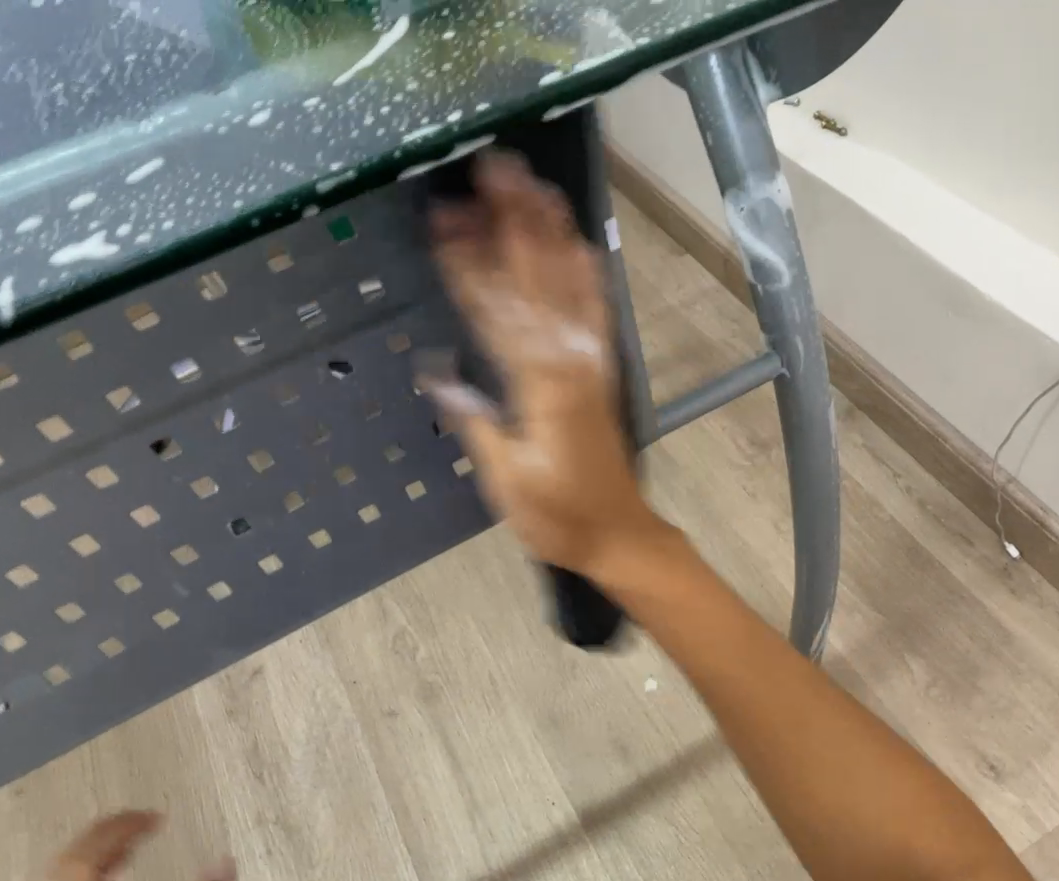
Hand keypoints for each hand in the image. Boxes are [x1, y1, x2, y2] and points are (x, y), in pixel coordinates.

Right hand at [425, 150, 667, 579]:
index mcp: (540, 387)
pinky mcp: (603, 372)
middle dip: (513, 221)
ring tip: (532, 184)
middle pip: (539, 280)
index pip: (496, 311)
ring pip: (571, 286)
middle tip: (492, 168)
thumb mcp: (507, 481)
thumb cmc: (556, 517)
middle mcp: (570, 362)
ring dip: (551, 233)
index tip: (443, 220)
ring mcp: (593, 363)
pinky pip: (599, 313)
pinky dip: (590, 274)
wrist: (618, 534)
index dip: (468, 264)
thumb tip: (440, 375)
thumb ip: (479, 424)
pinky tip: (579, 242)